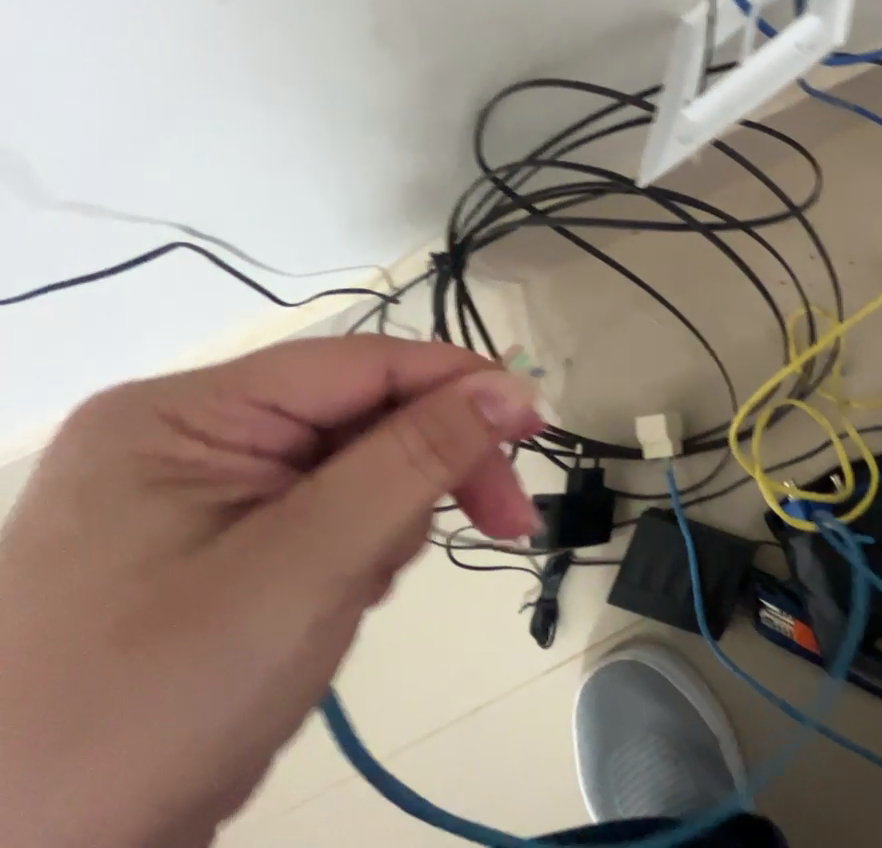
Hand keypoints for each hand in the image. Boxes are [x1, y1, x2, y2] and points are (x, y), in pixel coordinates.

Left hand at [0, 336, 545, 847]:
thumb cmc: (165, 696)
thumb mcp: (310, 563)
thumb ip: (416, 458)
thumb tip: (513, 385)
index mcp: (186, 415)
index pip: (365, 364)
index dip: (464, 387)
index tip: (539, 434)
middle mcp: (189, 435)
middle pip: (367, 412)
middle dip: (437, 468)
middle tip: (508, 527)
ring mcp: (199, 490)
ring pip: (359, 462)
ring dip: (397, 516)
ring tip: (369, 588)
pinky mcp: (217, 540)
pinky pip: (330, 508)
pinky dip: (364, 544)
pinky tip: (345, 593)